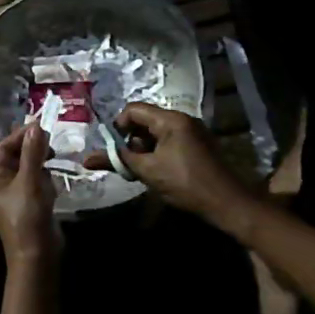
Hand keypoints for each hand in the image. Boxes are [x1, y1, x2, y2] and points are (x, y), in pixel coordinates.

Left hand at [0, 123, 61, 263]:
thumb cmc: (27, 216)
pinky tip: (54, 176)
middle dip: (32, 147)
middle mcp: (1, 183)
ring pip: (28, 167)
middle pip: (16, 155)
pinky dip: (45, 175)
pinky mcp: (30, 202)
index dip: (21, 135)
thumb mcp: (30, 181)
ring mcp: (16, 193)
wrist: (37, 255)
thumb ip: (33, 152)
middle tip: (52, 141)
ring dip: (40, 160)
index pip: (4, 146)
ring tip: (55, 157)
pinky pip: (36, 180)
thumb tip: (36, 126)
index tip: (42, 127)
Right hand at [83, 103, 253, 226]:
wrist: (228, 203)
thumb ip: (117, 160)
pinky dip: (158, 152)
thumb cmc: (186, 183)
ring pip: (157, 131)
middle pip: (145, 119)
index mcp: (171, 119)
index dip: (118, 126)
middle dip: (131, 139)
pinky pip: (170, 140)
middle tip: (129, 162)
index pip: (133, 110)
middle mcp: (182, 119)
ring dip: (144, 148)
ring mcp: (193, 131)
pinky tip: (159, 172)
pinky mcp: (198, 144)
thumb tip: (86, 159)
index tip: (114, 148)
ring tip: (143, 170)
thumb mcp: (147, 171)